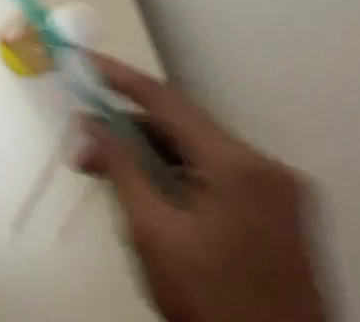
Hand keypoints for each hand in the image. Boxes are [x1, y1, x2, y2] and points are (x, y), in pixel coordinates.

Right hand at [75, 55, 329, 321]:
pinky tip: (146, 195)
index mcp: (240, 166)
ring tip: (107, 177)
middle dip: (128, 131)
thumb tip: (91, 122)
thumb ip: (121, 167)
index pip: (167, 101)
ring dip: (150, 157)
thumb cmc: (211, 298)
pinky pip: (217, 176)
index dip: (118, 77)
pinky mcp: (280, 216)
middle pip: (183, 128)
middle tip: (83, 152)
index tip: (79, 62)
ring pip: (198, 153)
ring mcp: (280, 193)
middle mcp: (268, 168)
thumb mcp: (152, 231)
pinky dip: (177, 176)